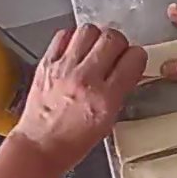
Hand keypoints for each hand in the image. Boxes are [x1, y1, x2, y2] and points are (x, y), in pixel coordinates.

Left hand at [8, 24, 145, 173]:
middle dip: (119, 44)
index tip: (133, 61)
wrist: (39, 147)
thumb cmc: (72, 142)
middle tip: (114, 54)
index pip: (133, 59)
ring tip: (93, 50)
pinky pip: (63, 36)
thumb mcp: (107, 122)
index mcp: (105, 99)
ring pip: (89, 30)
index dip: (137, 57)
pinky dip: (72, 39)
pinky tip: (74, 51)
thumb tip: (127, 71)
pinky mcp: (46, 64)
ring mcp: (64, 69)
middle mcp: (85, 80)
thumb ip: (119, 93)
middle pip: (113, 38)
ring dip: (96, 38)